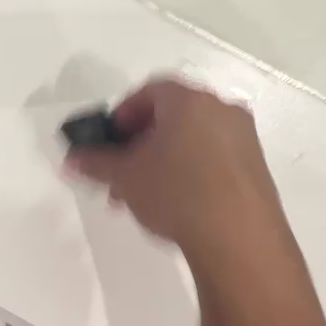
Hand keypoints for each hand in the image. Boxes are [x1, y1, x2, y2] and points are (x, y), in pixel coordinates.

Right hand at [66, 78, 290, 273]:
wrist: (237, 235)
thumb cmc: (175, 193)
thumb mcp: (124, 178)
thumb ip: (95, 163)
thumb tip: (71, 159)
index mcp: (188, 101)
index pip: (150, 90)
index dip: (122, 113)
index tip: (107, 142)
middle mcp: (220, 108)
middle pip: (170, 115)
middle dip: (138, 143)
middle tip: (119, 174)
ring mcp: (242, 136)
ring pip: (190, 138)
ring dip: (160, 159)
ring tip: (141, 195)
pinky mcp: (254, 164)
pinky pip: (211, 156)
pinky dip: (187, 169)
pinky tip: (173, 202)